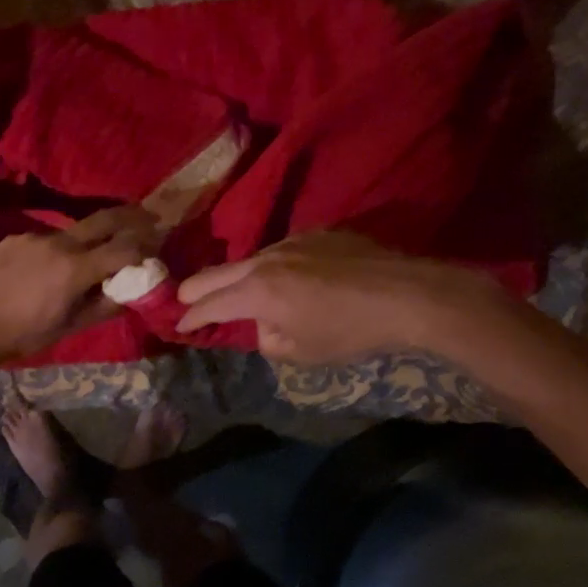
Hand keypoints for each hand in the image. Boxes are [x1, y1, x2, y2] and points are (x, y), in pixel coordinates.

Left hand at [0, 207, 158, 365]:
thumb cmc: (24, 335)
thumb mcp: (71, 327)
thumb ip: (105, 306)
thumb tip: (131, 291)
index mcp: (76, 268)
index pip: (124, 247)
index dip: (146, 246)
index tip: (156, 247)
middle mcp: (58, 243)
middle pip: (105, 218)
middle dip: (132, 216)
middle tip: (149, 218)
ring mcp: (33, 236)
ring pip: (72, 232)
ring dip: (88, 240)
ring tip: (86, 258)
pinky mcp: (13, 237)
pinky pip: (44, 239)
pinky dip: (55, 250)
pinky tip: (44, 270)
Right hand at [176, 232, 500, 362]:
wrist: (407, 295)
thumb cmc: (351, 332)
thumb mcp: (303, 353)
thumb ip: (268, 339)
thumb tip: (263, 325)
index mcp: (256, 292)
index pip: (209, 304)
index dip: (190, 318)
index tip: (180, 326)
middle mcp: (265, 260)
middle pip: (216, 273)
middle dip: (195, 290)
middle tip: (184, 300)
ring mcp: (292, 242)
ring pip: (249, 259)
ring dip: (236, 277)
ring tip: (234, 290)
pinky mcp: (317, 233)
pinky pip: (280, 251)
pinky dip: (270, 267)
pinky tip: (285, 278)